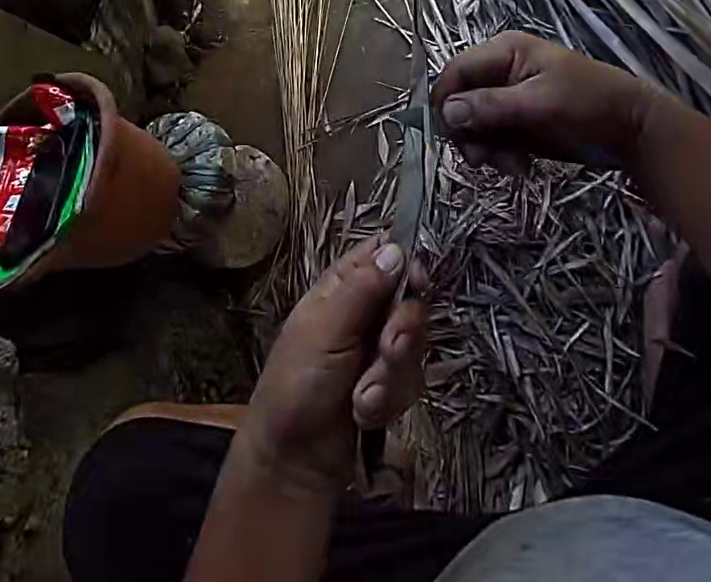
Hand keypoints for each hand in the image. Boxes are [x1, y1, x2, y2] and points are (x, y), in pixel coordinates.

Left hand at [238, 236, 427, 497]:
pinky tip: (365, 413)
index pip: (382, 255)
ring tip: (363, 396)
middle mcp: (365, 312)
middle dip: (402, 330)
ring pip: (415, 343)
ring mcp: (380, 348)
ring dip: (391, 375)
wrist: (294, 462)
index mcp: (341, 287)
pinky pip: (412, 380)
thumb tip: (396, 249)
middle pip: (409, 300)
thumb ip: (362, 290)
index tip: (417, 282)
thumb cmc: (296, 386)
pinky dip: (390, 399)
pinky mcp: (391, 383)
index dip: (405, 263)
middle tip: (386, 349)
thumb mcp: (324, 331)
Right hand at [431, 31, 664, 172]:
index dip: (446, 101)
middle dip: (468, 132)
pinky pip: (491, 139)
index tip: (451, 133)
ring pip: (472, 125)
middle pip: (459, 101)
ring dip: (485, 148)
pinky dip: (499, 155)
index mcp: (504, 51)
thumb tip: (447, 113)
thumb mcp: (540, 102)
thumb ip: (491, 106)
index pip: (455, 71)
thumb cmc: (590, 103)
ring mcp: (507, 99)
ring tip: (511, 165)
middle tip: (482, 158)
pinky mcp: (516, 122)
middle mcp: (500, 72)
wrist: (632, 128)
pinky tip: (519, 166)